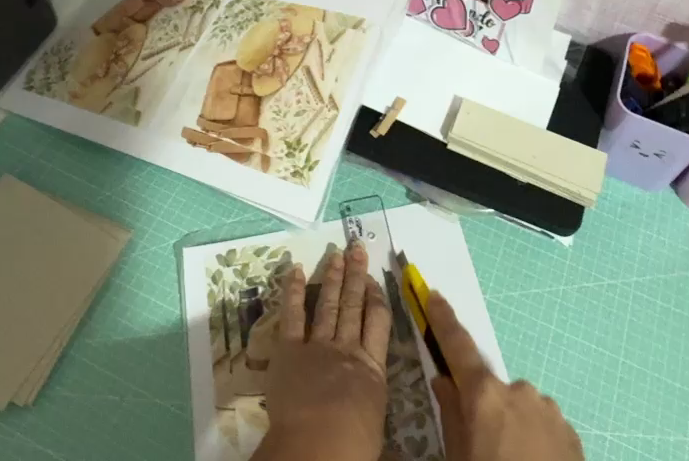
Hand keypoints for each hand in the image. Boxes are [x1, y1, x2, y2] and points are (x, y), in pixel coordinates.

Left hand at [252, 239, 392, 460]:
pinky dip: (294, 291)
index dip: (377, 298)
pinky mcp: (289, 351)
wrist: (315, 447)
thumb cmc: (351, 449)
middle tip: (357, 248)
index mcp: (372, 370)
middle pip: (355, 305)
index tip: (375, 281)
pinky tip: (295, 270)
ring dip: (333, 277)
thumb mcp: (376, 431)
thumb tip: (399, 440)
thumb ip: (379, 413)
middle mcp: (348, 350)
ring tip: (336, 253)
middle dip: (357, 275)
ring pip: (328, 304)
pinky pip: (292, 316)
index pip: (380, 323)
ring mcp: (318, 346)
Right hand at [426, 290, 583, 460]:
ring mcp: (548, 409)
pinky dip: (534, 441)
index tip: (434, 293)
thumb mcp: (457, 458)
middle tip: (481, 448)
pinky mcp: (570, 430)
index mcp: (484, 396)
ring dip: (512, 429)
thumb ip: (451, 416)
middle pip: (491, 391)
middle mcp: (518, 391)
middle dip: (484, 411)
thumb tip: (444, 381)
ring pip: (519, 410)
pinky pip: (543, 426)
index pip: (458, 347)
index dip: (444, 319)